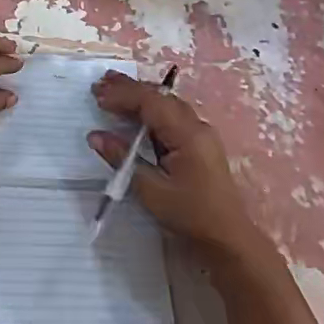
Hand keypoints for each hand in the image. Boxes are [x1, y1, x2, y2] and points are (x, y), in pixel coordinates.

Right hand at [88, 72, 267, 261]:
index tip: (96, 96)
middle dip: (129, 88)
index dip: (122, 95)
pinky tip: (135, 111)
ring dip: (139, 95)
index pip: (151, 103)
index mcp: (188, 135)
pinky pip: (172, 116)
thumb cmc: (190, 215)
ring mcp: (200, 136)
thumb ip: (123, 159)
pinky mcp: (198, 145)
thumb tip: (95, 135)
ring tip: (112, 89)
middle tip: (99, 83)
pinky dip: (149, 108)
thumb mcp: (151, 189)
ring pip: (167, 104)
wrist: (229, 241)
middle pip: (161, 97)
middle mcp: (197, 128)